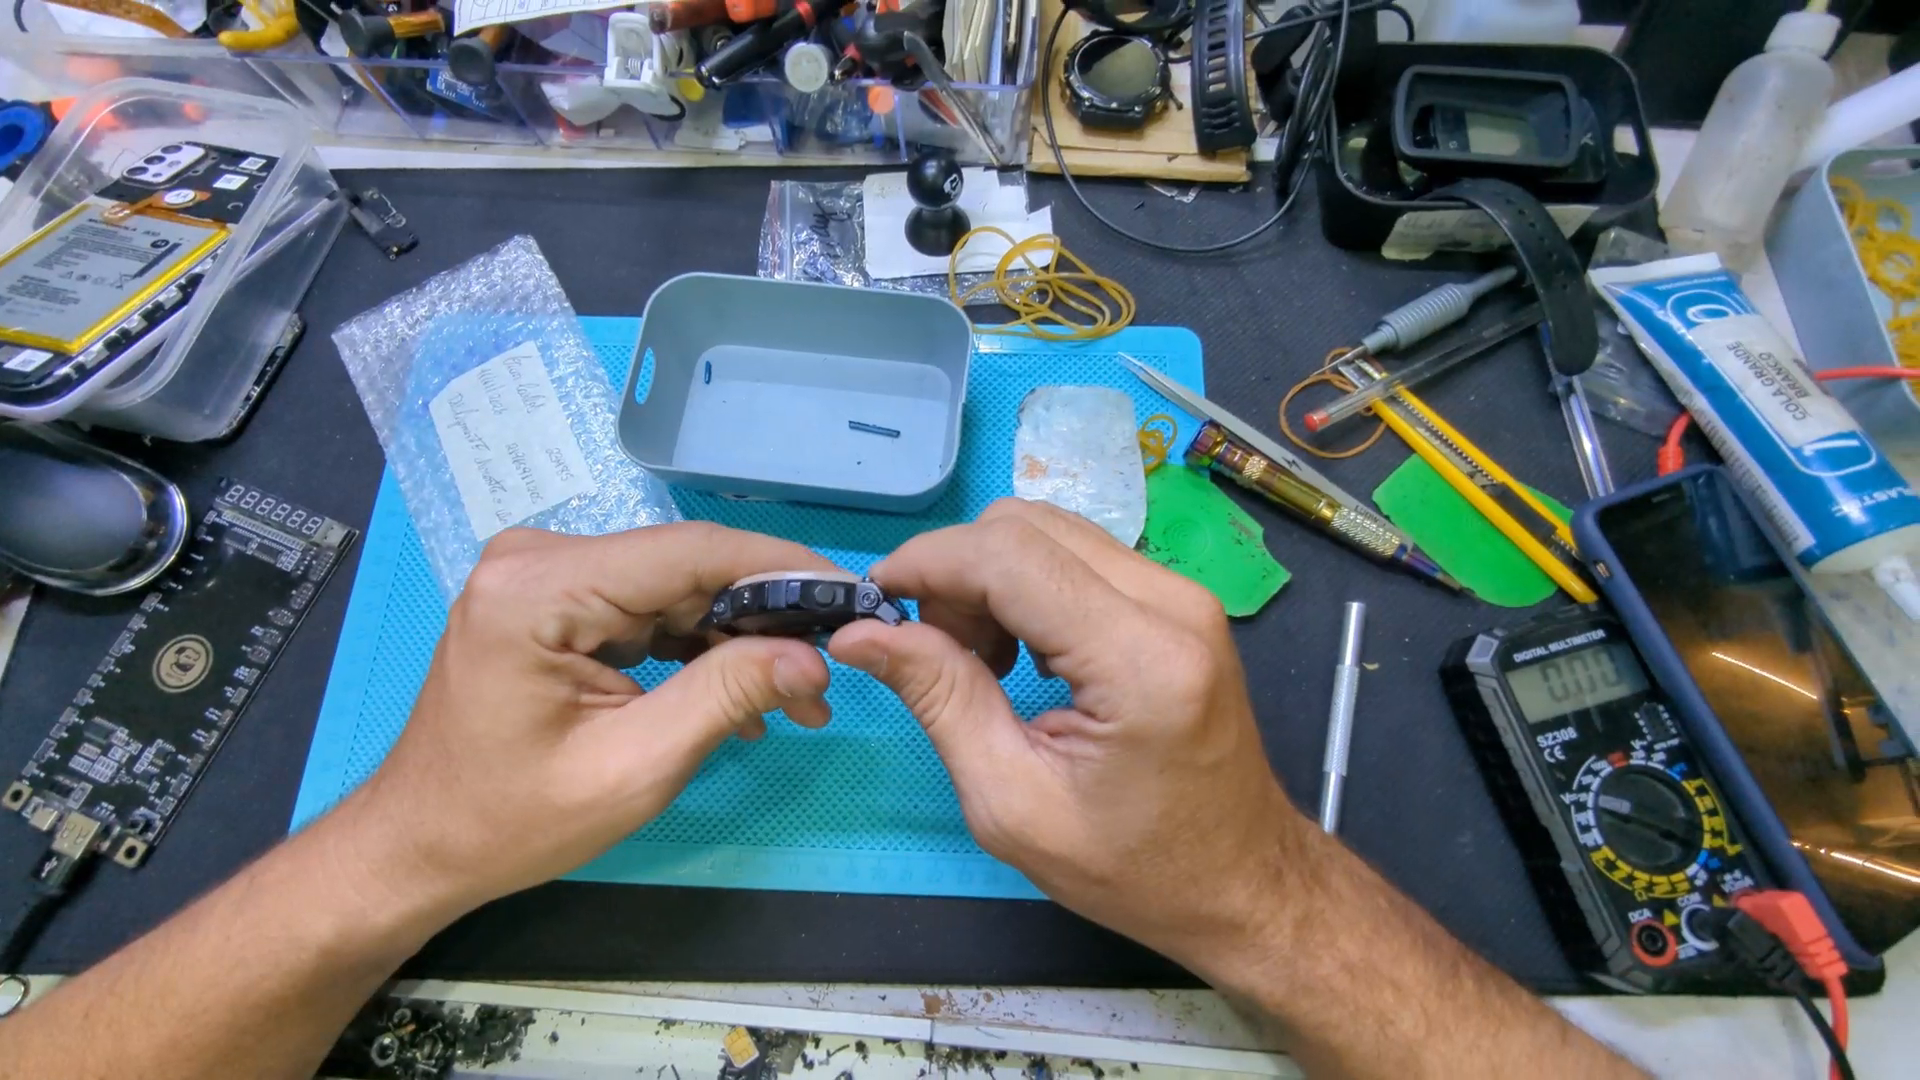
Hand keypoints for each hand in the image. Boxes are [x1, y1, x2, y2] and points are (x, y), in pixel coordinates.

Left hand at [333, 524, 837, 915]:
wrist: (418, 849)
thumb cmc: (512, 821)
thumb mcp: (634, 767)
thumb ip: (726, 696)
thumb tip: (814, 658)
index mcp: (542, 586)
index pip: (692, 551)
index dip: (781, 567)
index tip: (849, 594)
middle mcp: (544, 557)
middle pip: (690, 568)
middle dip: (766, 616)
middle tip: (827, 667)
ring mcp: (551, 573)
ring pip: (681, 589)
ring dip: (741, 640)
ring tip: (797, 697)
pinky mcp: (563, 597)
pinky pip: (656, 608)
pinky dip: (703, 648)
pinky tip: (743, 694)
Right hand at [828, 499, 1317, 973]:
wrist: (1242, 879)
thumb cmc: (1133, 867)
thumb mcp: (1012, 804)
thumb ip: (940, 700)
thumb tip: (861, 634)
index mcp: (1138, 660)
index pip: (1010, 558)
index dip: (927, 564)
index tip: (873, 602)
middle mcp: (1170, 601)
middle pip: (1026, 527)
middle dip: (955, 572)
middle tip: (930, 648)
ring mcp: (1181, 592)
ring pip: (1049, 530)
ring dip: (988, 577)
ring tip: (979, 658)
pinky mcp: (1177, 598)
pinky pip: (1078, 555)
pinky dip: (1026, 585)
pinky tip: (1023, 651)